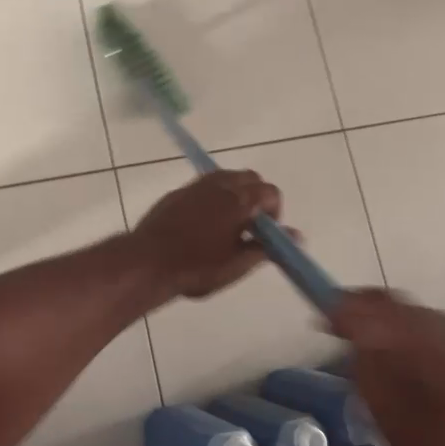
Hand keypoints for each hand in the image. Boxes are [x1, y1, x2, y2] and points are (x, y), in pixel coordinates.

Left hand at [127, 170, 288, 300]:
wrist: (147, 262)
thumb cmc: (197, 268)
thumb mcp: (238, 265)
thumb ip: (268, 248)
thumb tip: (296, 236)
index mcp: (237, 200)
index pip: (269, 191)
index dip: (274, 211)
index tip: (265, 235)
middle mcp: (217, 185)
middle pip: (248, 178)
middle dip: (256, 197)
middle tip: (250, 227)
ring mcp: (194, 186)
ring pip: (224, 178)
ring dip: (234, 194)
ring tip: (228, 226)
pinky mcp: (175, 194)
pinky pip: (203, 187)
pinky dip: (213, 197)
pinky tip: (203, 225)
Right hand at [330, 290, 444, 445]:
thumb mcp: (400, 442)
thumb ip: (377, 381)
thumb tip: (355, 339)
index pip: (395, 318)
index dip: (356, 308)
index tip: (328, 313)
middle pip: (423, 317)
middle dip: (384, 319)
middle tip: (349, 330)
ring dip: (412, 333)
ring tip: (386, 352)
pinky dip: (443, 350)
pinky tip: (430, 373)